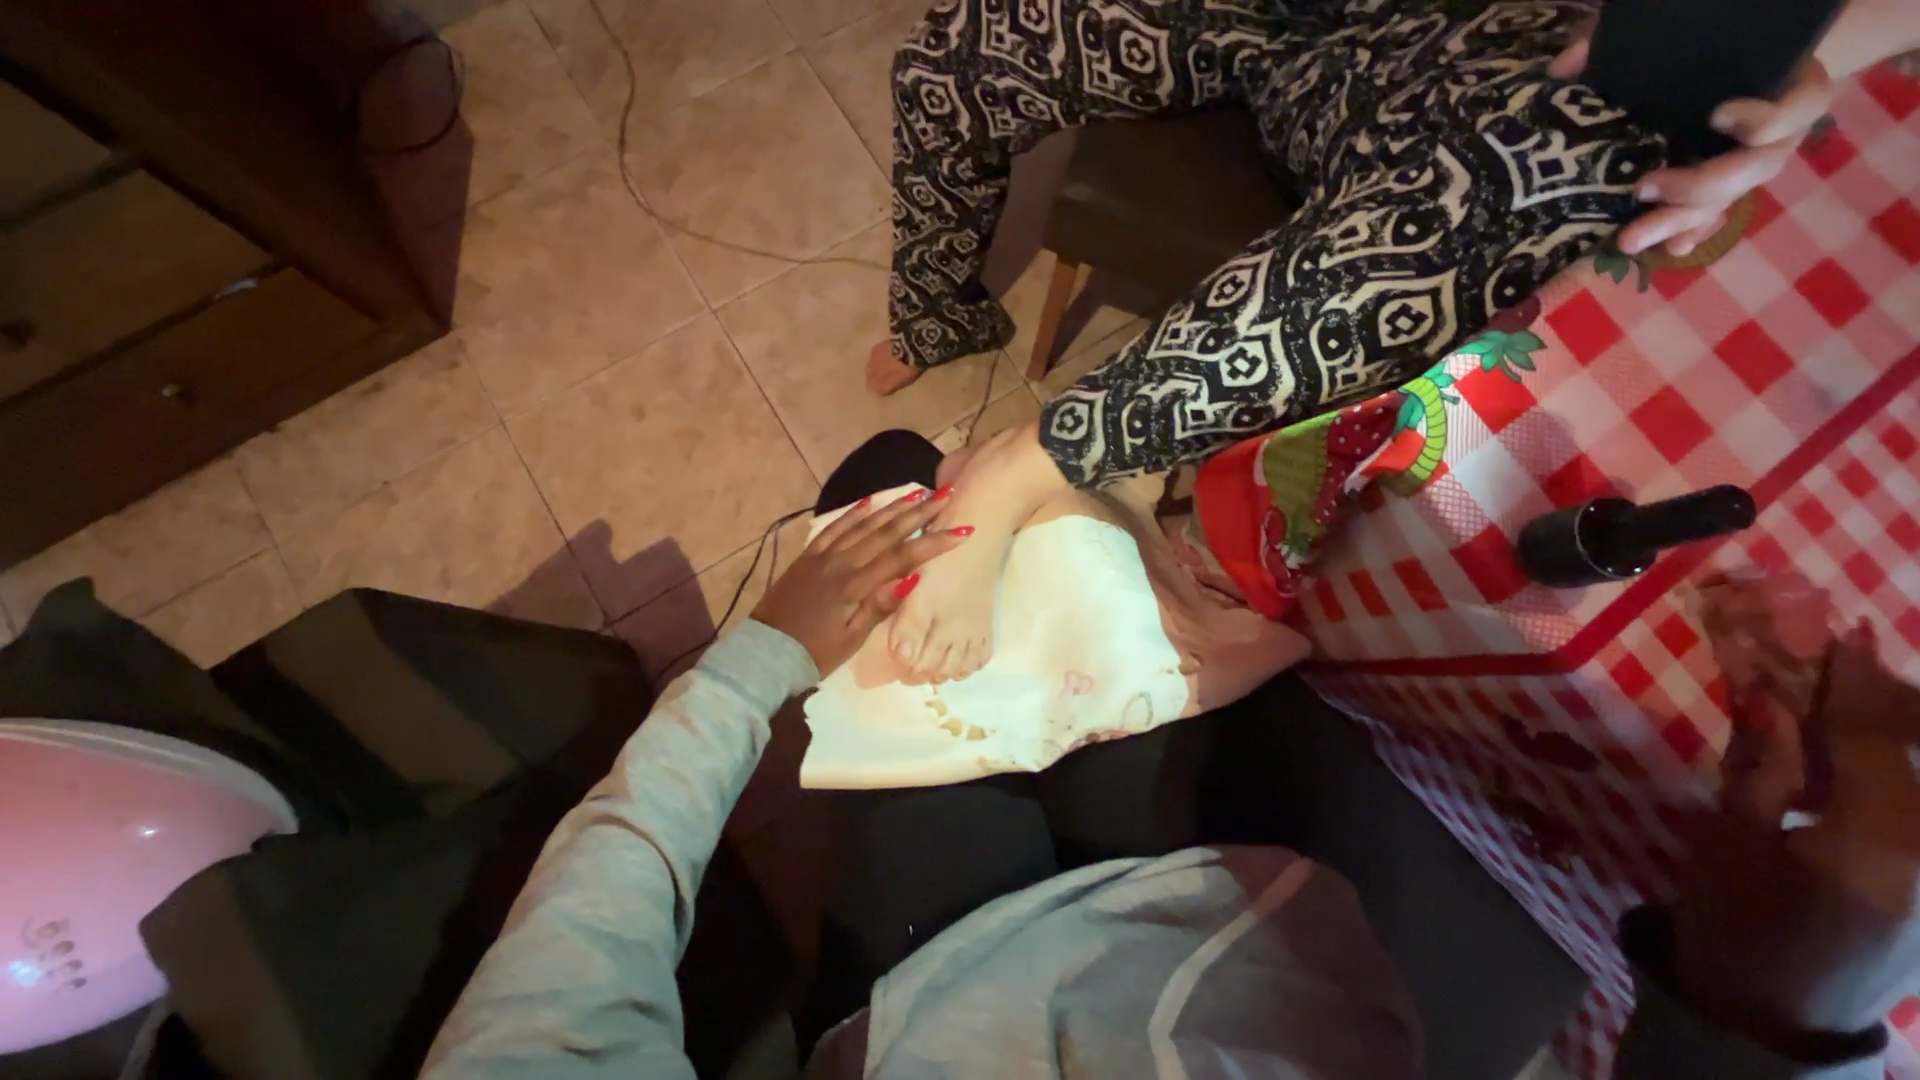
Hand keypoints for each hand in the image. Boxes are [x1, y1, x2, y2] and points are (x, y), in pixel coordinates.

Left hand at [751, 489, 970, 675]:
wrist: (766, 652)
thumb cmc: (814, 653)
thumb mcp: (851, 638)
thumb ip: (879, 606)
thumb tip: (912, 578)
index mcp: (854, 585)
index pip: (901, 558)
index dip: (933, 543)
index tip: (961, 530)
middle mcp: (840, 562)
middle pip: (885, 532)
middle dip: (918, 513)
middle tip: (944, 495)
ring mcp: (822, 556)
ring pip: (862, 524)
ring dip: (891, 507)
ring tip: (917, 492)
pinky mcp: (808, 557)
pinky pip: (834, 528)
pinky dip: (853, 513)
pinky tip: (869, 503)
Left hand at [1550, 23, 1843, 256]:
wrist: (1740, 72)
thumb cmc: (1705, 57)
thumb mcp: (1677, 41)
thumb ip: (1625, 44)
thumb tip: (1564, 65)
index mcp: (1785, 88)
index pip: (1799, 106)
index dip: (1764, 116)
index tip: (1715, 115)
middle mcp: (1774, 135)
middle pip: (1753, 169)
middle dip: (1698, 186)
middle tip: (1642, 189)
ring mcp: (1746, 168)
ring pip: (1724, 202)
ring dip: (1677, 222)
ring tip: (1629, 238)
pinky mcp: (1720, 193)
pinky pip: (1710, 219)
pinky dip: (1689, 234)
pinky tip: (1668, 250)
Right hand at [1667, 622, 1919, 1044]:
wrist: (1774, 1004)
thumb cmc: (1731, 913)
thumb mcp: (1728, 834)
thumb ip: (1759, 764)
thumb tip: (1771, 697)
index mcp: (1870, 841)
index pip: (1871, 739)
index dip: (1855, 682)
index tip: (1845, 632)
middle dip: (1898, 702)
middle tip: (1861, 662)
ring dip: (1905, 737)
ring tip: (1876, 704)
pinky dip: (1905, 771)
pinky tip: (1879, 760)